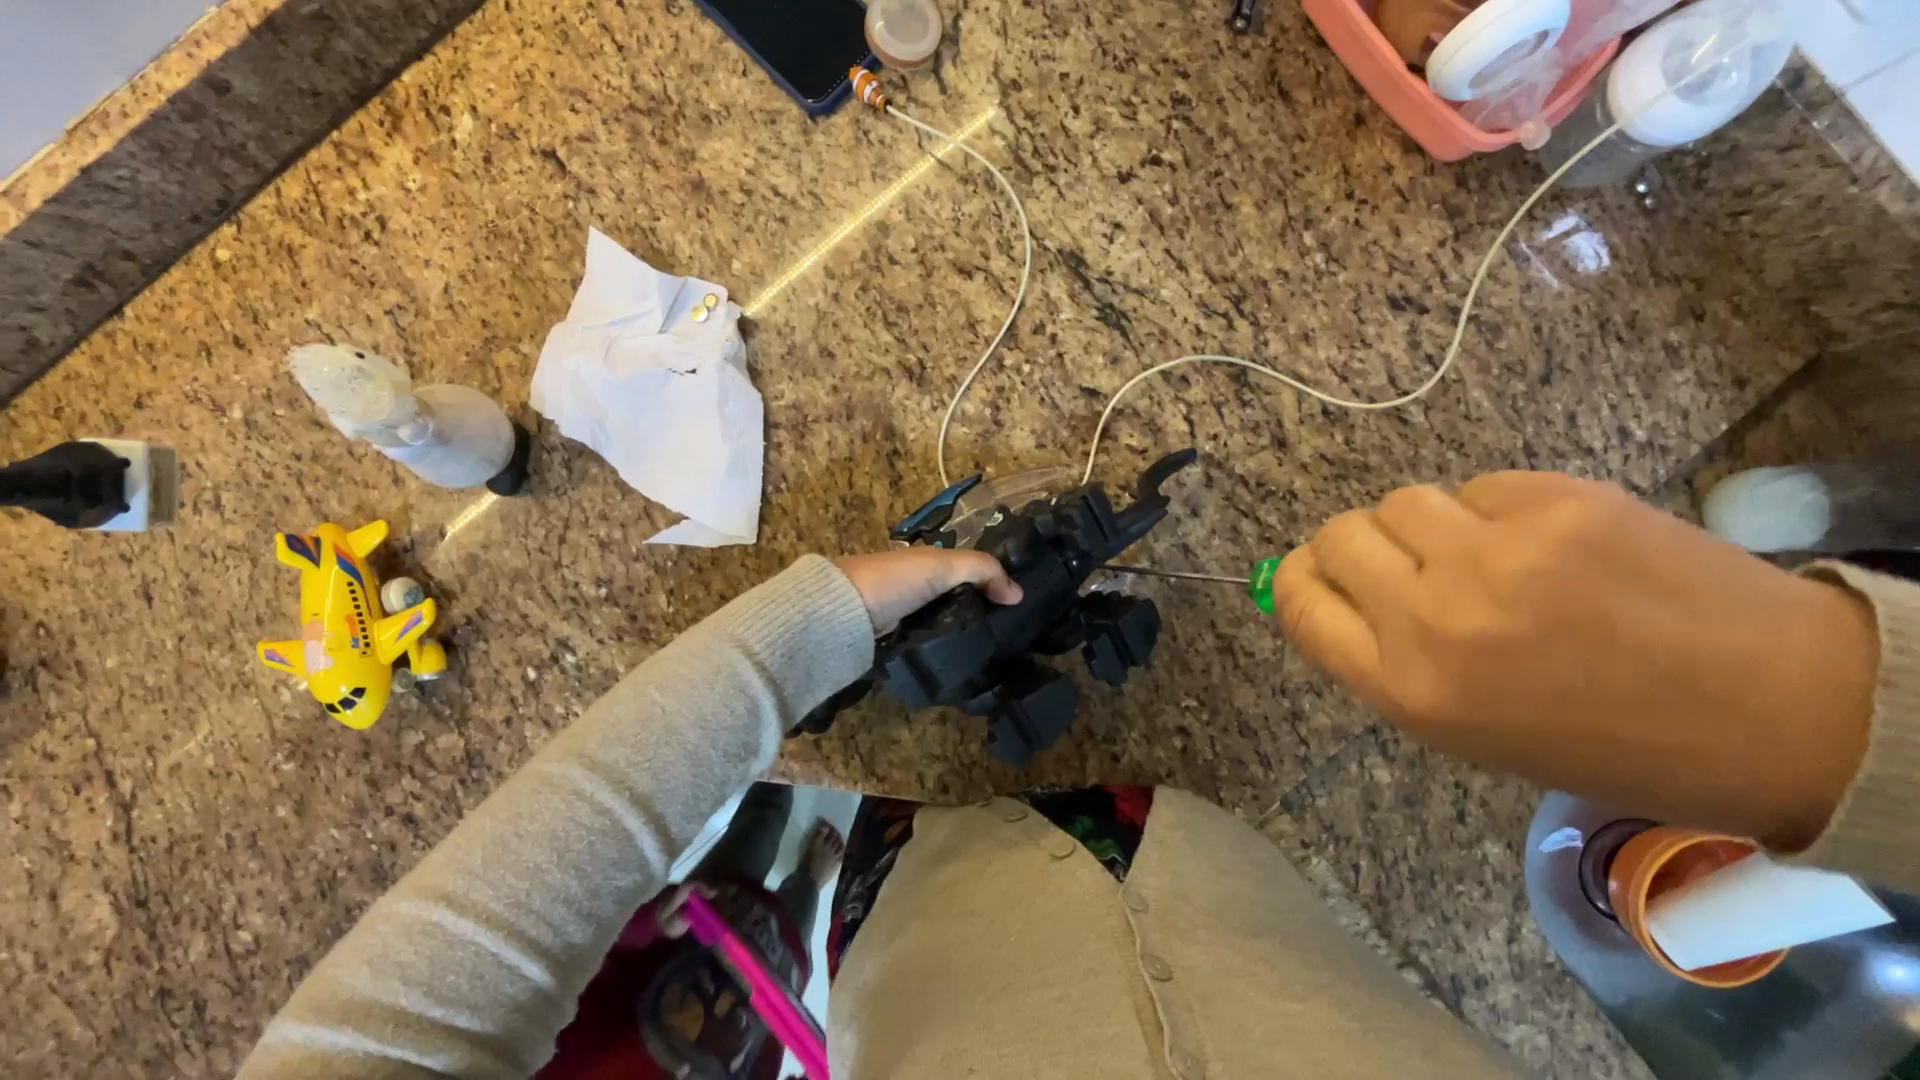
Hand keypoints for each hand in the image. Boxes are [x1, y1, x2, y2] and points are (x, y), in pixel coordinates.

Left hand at [835, 548, 1022, 633]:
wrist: (844, 611)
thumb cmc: (896, 580)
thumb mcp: (944, 567)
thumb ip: (983, 570)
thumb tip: (1018, 593)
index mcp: (928, 561)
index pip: (968, 570)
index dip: (992, 582)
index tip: (1016, 605)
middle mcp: (918, 583)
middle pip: (957, 596)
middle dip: (979, 610)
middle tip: (1008, 633)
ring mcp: (905, 611)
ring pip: (944, 619)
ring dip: (962, 630)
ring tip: (991, 649)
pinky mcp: (895, 636)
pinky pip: (929, 637)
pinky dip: (944, 642)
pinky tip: (959, 654)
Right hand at [1274, 471, 1878, 849]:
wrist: (1774, 711)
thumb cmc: (1601, 740)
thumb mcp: (1463, 729)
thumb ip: (1385, 658)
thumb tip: (1333, 591)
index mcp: (1406, 687)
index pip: (1298, 599)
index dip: (1298, 579)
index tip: (1323, 578)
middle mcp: (1432, 616)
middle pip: (1337, 535)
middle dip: (1358, 546)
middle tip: (1404, 563)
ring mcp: (1495, 553)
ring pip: (1402, 500)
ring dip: (1427, 524)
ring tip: (1483, 553)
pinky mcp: (1556, 502)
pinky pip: (1479, 487)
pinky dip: (1493, 509)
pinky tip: (1544, 541)